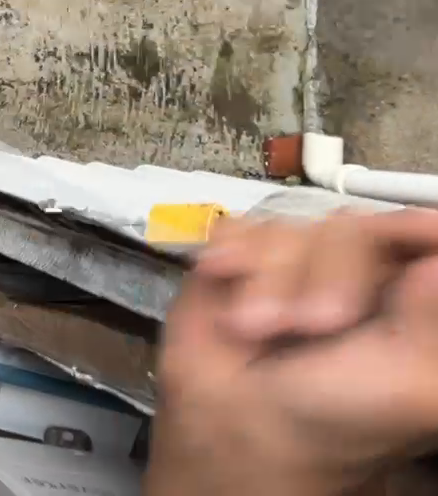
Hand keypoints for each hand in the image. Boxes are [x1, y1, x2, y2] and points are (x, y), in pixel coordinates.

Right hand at [147, 212, 437, 494]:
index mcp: (415, 298)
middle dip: (320, 277)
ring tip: (254, 325)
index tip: (400, 236)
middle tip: (308, 325)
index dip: (407, 229)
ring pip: (284, 229)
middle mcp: (359, 273)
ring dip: (264, 280)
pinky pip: (233, 227)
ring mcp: (292, 263)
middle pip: (348, 228)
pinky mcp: (235, 256)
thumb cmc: (340, 411)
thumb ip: (427, 321)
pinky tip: (222, 280)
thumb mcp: (412, 380)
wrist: (236, 411)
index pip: (419, 235)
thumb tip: (434, 261)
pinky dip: (225, 254)